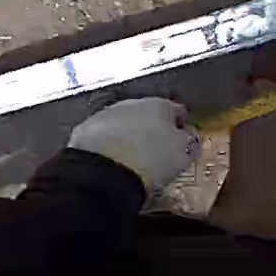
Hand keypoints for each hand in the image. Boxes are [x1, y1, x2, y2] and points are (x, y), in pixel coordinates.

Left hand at [67, 97, 199, 191]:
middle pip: (147, 115)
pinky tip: (112, 162)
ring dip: (128, 136)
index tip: (183, 138)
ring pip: (122, 124)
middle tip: (158, 153)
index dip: (181, 125)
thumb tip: (190, 136)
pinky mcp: (84, 131)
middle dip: (152, 130)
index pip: (177, 110)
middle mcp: (131, 104)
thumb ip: (190, 141)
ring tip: (134, 160)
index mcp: (159, 105)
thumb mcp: (184, 153)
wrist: (104, 171)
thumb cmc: (149, 160)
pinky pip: (102, 137)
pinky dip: (108, 146)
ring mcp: (105, 115)